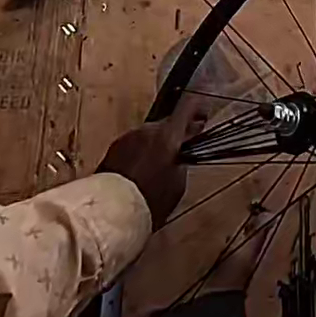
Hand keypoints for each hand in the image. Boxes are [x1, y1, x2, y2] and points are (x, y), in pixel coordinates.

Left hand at [98, 109, 203, 227]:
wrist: (112, 209)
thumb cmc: (151, 200)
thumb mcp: (177, 184)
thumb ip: (181, 162)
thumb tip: (180, 153)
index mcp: (167, 136)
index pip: (186, 109)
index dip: (197, 107)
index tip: (203, 110)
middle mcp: (147, 129)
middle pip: (166, 123)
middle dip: (175, 132)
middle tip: (182, 146)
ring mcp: (129, 136)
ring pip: (149, 133)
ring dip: (156, 142)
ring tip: (159, 163)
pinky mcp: (115, 145)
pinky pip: (134, 142)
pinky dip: (141, 150)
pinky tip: (141, 168)